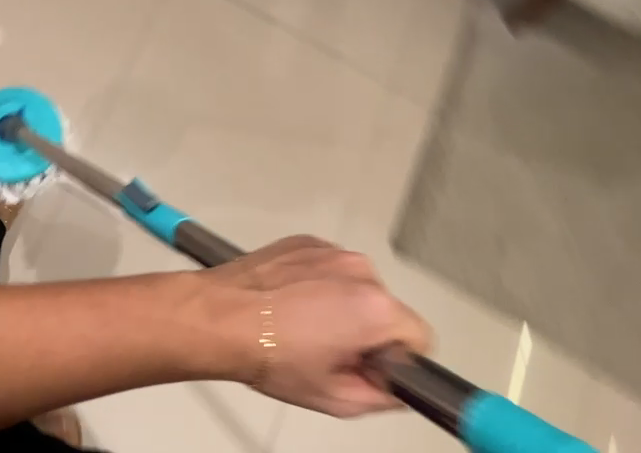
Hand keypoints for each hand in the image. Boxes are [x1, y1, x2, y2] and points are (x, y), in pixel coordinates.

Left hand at [203, 236, 432, 417]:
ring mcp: (329, 249)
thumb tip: (396, 385)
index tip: (368, 367)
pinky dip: (318, 283)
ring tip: (303, 326)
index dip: (397, 360)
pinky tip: (290, 303)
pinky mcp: (303, 240)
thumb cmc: (273, 356)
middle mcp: (359, 269)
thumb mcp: (337, 398)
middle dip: (368, 332)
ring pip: (356, 285)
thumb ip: (383, 396)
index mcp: (376, 308)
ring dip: (342, 305)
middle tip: (329, 350)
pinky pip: (328, 267)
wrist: (220, 316)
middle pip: (386, 308)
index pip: (420, 338)